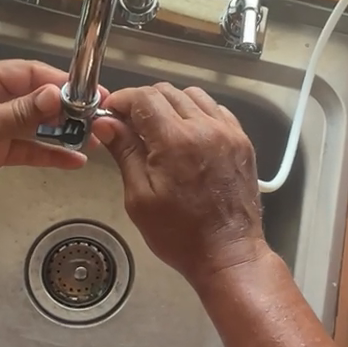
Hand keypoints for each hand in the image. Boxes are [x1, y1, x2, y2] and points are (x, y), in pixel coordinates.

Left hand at [0, 59, 87, 219]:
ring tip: (94, 140)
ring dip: (63, 133)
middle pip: (38, 99)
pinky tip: (72, 160)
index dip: (64, 83)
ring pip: (36, 126)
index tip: (93, 94)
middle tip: (99, 120)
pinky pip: (28, 149)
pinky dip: (49, 154)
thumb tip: (56, 95)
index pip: (31, 74)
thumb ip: (19, 113)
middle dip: (69, 109)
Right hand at [91, 83, 269, 285]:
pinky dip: (198, 114)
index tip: (111, 113)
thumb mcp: (140, 198)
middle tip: (129, 124)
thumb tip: (105, 122)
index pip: (144, 98)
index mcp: (176, 141)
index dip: (122, 100)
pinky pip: (217, 111)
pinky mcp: (242, 143)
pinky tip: (187, 135)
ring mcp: (228, 133)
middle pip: (168, 92)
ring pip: (194, 96)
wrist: (228, 253)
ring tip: (158, 129)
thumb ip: (125, 153)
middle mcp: (206, 128)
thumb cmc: (180, 235)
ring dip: (171, 104)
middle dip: (144, 102)